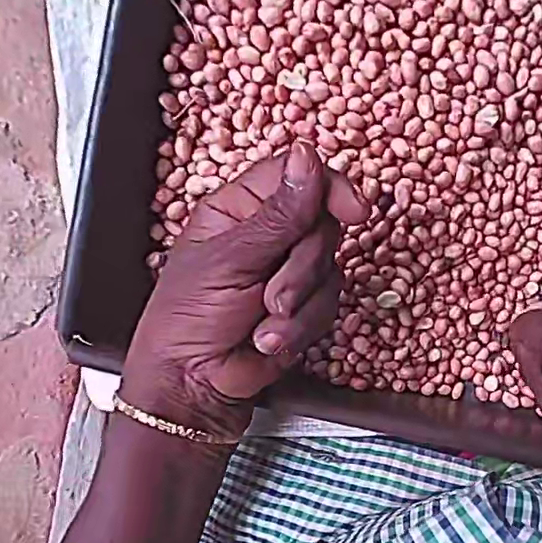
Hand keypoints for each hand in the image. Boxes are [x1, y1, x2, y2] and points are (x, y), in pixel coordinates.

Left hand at [121, 144, 370, 439]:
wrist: (193, 384)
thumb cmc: (187, 318)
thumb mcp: (229, 260)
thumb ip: (278, 215)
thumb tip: (309, 157)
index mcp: (240, 209)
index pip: (296, 175)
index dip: (329, 187)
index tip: (354, 210)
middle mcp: (270, 235)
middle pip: (322, 225)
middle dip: (302, 267)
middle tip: (273, 297)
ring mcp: (290, 272)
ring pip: (331, 270)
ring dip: (300, 304)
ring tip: (263, 325)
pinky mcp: (305, 308)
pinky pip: (329, 306)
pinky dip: (301, 328)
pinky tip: (269, 340)